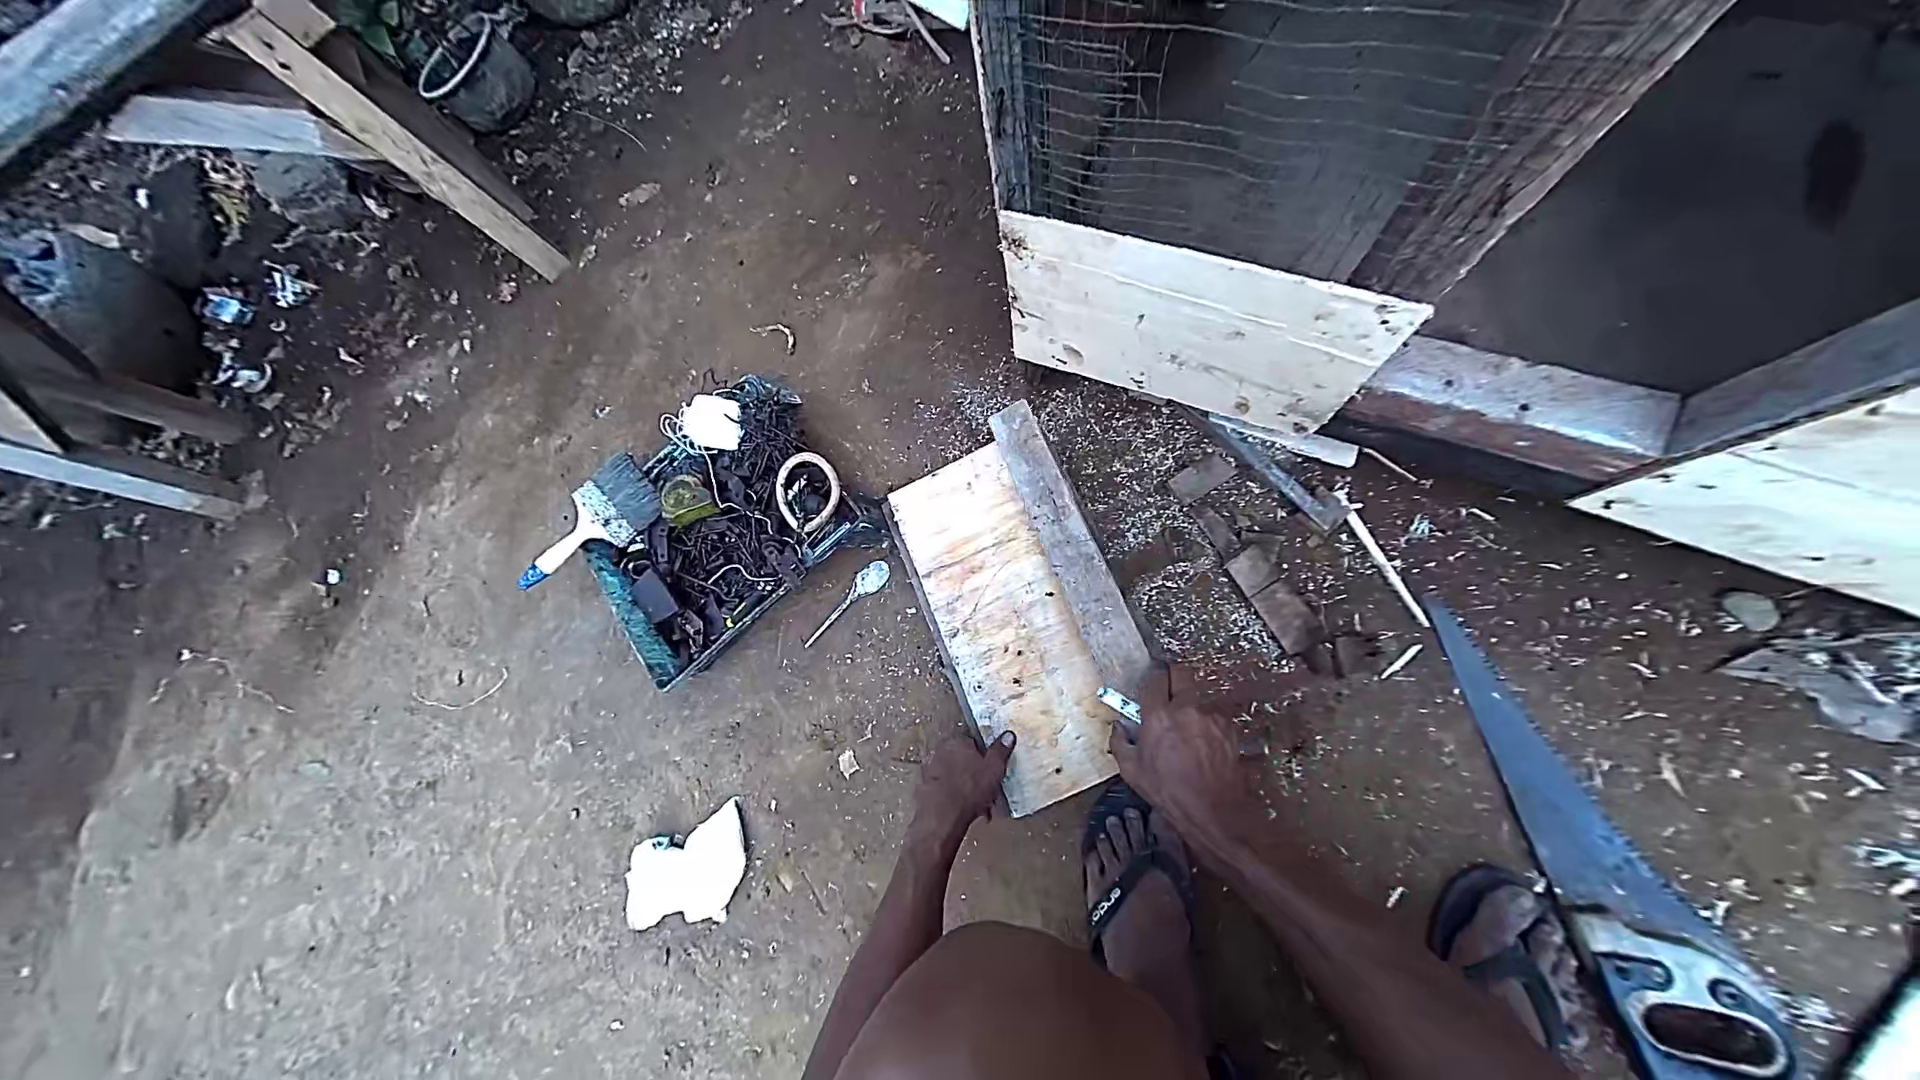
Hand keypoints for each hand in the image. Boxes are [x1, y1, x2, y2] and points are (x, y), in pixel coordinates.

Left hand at [910, 731, 1015, 843]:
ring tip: (979, 805)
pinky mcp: (925, 789)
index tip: (991, 769)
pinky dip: (954, 798)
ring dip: (966, 788)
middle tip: (987, 789)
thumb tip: (1008, 735)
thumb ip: (1000, 751)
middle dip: (975, 774)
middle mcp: (940, 752)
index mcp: (957, 742)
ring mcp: (930, 771)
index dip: (984, 756)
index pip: (973, 742)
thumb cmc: (970, 788)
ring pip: (955, 777)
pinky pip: (946, 790)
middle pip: (963, 760)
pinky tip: (966, 811)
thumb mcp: (994, 768)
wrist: (943, 817)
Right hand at [1108, 665, 1258, 844]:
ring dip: (1190, 702)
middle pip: (1180, 672)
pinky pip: (1213, 713)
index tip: (1151, 687)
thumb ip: (1120, 742)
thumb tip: (1119, 727)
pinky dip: (1206, 720)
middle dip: (1172, 677)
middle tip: (1168, 690)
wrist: (1214, 811)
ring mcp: (1211, 716)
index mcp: (1158, 716)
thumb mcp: (1132, 771)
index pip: (1155, 679)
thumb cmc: (1170, 792)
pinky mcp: (1228, 726)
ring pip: (1198, 694)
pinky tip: (1202, 740)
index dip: (1152, 680)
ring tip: (1186, 724)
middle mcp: (1186, 709)